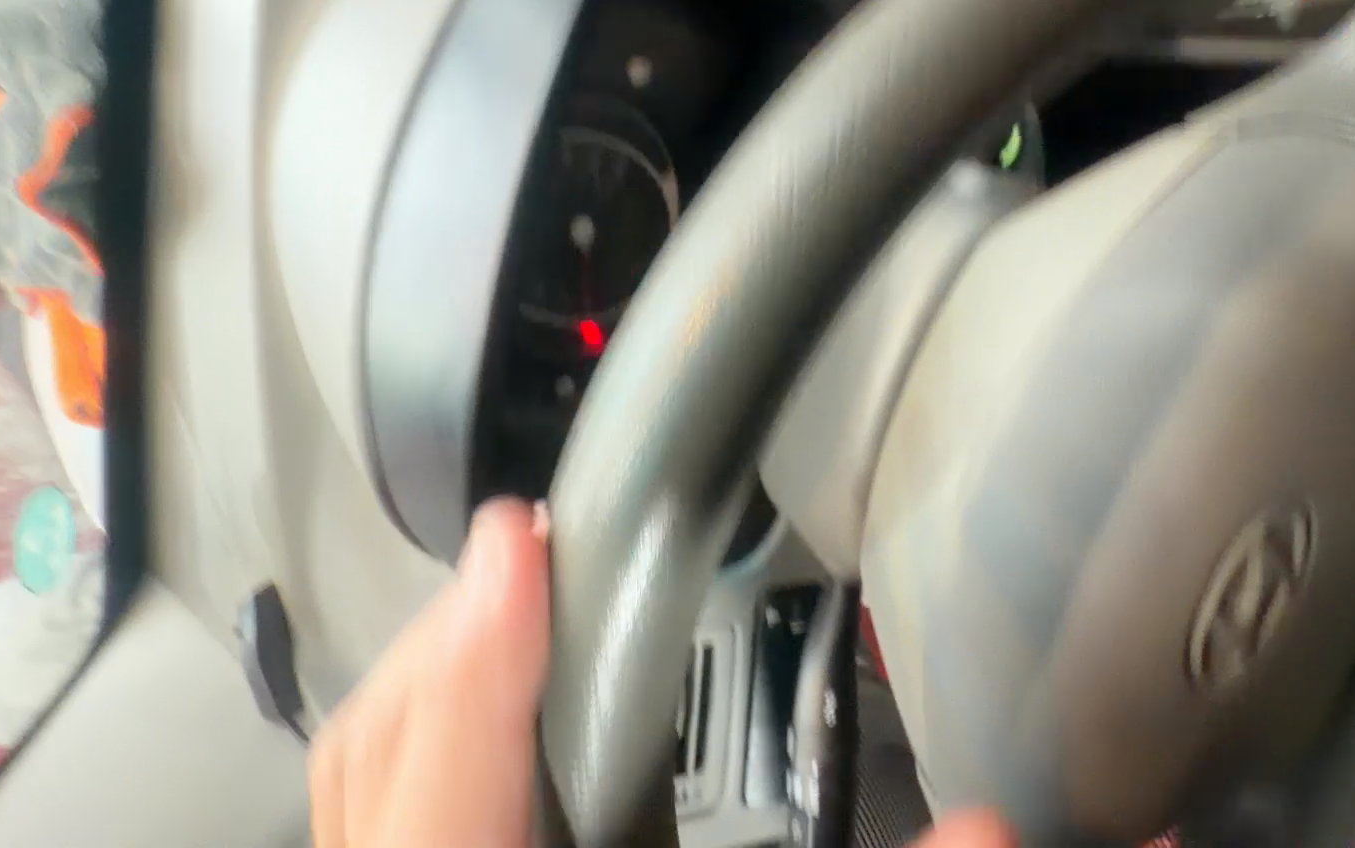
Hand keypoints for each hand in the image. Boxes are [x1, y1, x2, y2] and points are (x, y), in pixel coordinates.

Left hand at [310, 498, 1017, 847]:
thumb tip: (991, 822)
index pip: (455, 802)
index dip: (486, 660)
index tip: (522, 535)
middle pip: (384, 755)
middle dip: (457, 629)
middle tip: (536, 547)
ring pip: (363, 769)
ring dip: (433, 661)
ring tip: (514, 593)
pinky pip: (372, 798)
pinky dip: (423, 719)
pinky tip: (487, 691)